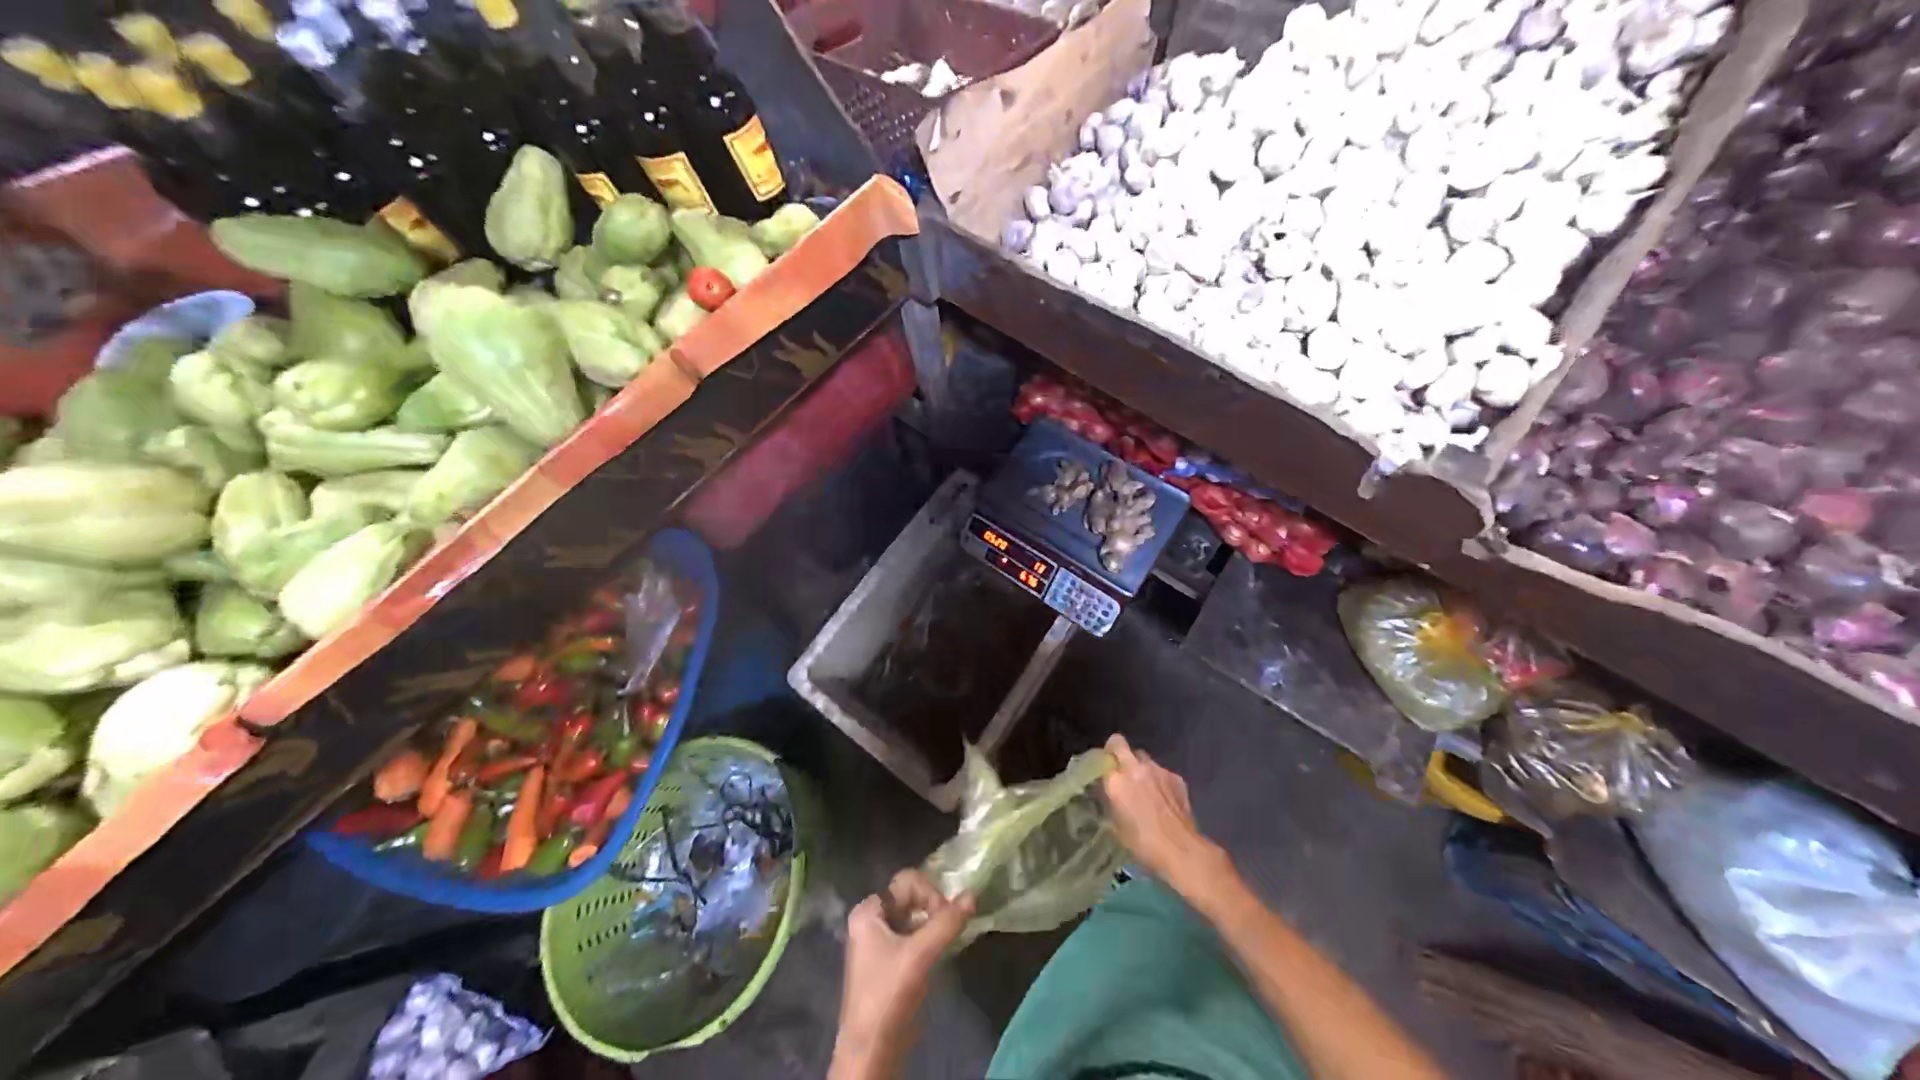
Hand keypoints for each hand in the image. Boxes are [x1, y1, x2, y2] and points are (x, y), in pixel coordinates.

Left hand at [830, 870, 973, 1079]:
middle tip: (950, 927)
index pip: (906, 882)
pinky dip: (930, 938)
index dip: (929, 894)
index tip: (944, 916)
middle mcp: (871, 921)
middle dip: (933, 907)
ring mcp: (879, 943)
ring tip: (950, 937)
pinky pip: (914, 937)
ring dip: (934, 923)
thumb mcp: (920, 954)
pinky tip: (943, 950)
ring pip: (914, 918)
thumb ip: (947, 923)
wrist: (871, 1050)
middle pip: (910, 898)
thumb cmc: (889, 994)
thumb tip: (971, 894)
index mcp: (868, 912)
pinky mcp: (890, 963)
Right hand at [1102, 735, 1226, 895]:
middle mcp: (1135, 769)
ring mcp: (1157, 770)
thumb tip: (1111, 794)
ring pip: (1143, 758)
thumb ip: (1112, 801)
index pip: (1102, 759)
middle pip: (1120, 744)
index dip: (1104, 763)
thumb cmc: (1143, 844)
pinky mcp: (1176, 777)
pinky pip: (1161, 771)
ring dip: (1140, 767)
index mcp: (1116, 782)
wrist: (1181, 849)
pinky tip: (1163, 798)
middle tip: (1120, 769)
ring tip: (1145, 787)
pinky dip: (1159, 779)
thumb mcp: (1117, 825)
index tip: (1104, 772)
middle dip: (1118, 751)